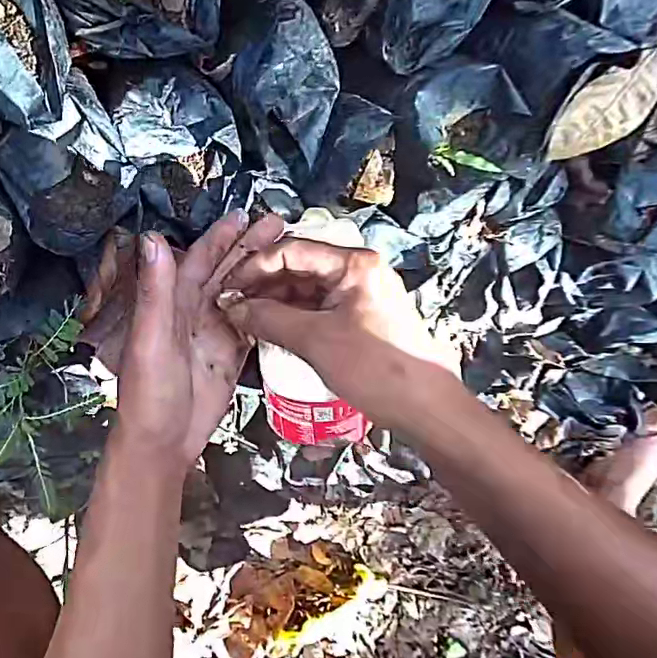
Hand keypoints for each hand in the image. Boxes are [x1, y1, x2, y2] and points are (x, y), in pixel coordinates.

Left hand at [111, 211, 279, 467]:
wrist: (162, 442)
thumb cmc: (148, 394)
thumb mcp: (150, 339)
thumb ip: (155, 291)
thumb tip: (153, 239)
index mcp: (171, 303)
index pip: (200, 261)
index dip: (220, 238)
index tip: (242, 216)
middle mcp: (193, 313)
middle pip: (226, 272)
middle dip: (250, 247)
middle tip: (278, 224)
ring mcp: (213, 334)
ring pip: (241, 294)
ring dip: (262, 273)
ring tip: (290, 252)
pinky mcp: (228, 356)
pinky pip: (251, 324)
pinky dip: (267, 309)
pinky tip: (287, 296)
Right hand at [218, 237, 461, 431]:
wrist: (426, 408)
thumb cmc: (378, 368)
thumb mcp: (316, 340)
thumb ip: (269, 318)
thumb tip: (233, 307)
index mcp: (354, 263)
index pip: (291, 249)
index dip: (254, 267)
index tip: (229, 288)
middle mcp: (358, 271)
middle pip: (298, 267)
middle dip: (262, 285)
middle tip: (232, 305)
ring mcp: (359, 295)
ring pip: (305, 289)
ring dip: (274, 302)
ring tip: (245, 319)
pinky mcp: (359, 318)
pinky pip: (316, 309)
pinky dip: (291, 318)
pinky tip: (269, 330)